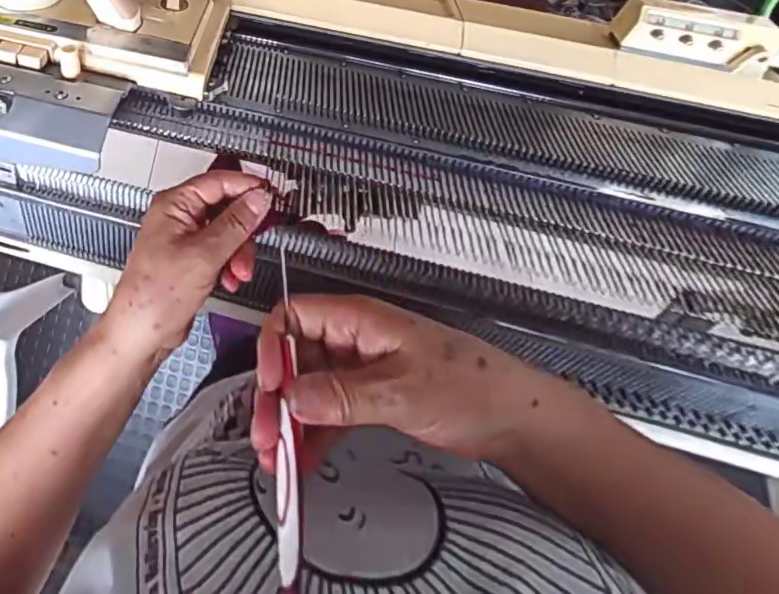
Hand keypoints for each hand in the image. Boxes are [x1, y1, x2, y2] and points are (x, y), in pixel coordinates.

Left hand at [99, 170, 272, 360]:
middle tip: (254, 243)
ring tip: (238, 272)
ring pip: (227, 232)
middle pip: (226, 208)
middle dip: (243, 231)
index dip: (247, 187)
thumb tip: (258, 199)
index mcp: (175, 204)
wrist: (140, 335)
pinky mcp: (190, 259)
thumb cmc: (154, 295)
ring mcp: (184, 239)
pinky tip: (229, 280)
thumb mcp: (205, 255)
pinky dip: (230, 264)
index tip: (271, 194)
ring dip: (238, 252)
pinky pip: (220, 251)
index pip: (219, 181)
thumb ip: (236, 224)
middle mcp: (178, 217)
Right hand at [253, 295, 602, 471]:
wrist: (511, 415)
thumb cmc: (470, 382)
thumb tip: (293, 396)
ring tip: (279, 459)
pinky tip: (305, 460)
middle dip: (275, 397)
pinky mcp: (369, 395)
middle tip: (268, 436)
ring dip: (290, 422)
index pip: (294, 317)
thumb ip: (343, 394)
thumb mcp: (401, 389)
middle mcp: (353, 339)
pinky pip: (328, 412)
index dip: (273, 348)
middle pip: (295, 358)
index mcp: (357, 319)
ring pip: (308, 389)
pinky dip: (314, 435)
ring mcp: (360, 369)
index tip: (268, 387)